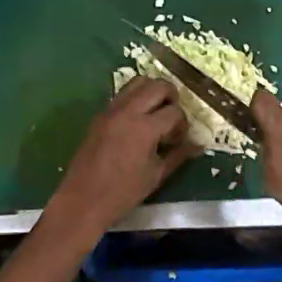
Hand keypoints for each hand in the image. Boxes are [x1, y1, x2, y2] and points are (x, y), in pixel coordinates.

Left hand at [44, 77, 195, 245]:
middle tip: (173, 118)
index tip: (180, 138)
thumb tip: (198, 145)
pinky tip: (138, 120)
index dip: (183, 124)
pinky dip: (136, 98)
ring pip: (138, 82)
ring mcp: (111, 109)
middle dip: (172, 98)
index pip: (174, 111)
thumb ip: (179, 155)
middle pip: (158, 86)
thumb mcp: (156, 175)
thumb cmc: (123, 193)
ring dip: (153, 92)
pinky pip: (123, 94)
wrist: (83, 199)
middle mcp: (128, 111)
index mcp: (144, 128)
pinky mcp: (100, 113)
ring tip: (157, 113)